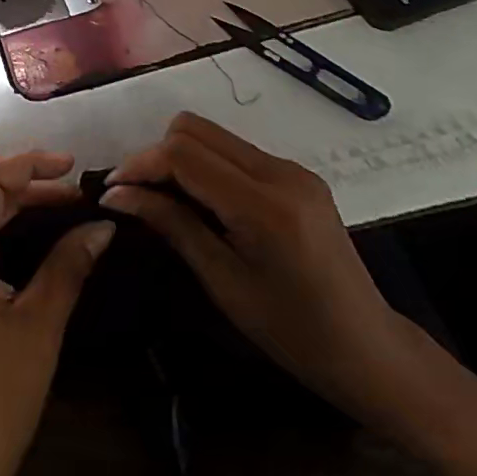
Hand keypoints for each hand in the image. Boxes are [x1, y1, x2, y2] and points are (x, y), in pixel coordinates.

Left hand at [0, 153, 114, 475]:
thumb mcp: (38, 328)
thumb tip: (103, 226)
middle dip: (33, 188)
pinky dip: (9, 234)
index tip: (73, 165)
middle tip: (82, 195)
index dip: (29, 162)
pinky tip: (42, 240)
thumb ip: (68, 267)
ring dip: (22, 210)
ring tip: (71, 212)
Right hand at [102, 112, 416, 416]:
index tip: (111, 191)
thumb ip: (172, 225)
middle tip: (136, 195)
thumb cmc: (289, 330)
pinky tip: (199, 201)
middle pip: (196, 129)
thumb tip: (118, 194)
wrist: (366, 346)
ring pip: (214, 134)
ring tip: (162, 199)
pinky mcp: (296, 175)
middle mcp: (280, 172)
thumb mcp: (222, 281)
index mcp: (263, 205)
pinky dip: (205, 165)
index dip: (140, 164)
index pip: (184, 154)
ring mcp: (293, 169)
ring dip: (179, 156)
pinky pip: (235, 151)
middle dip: (156, 154)